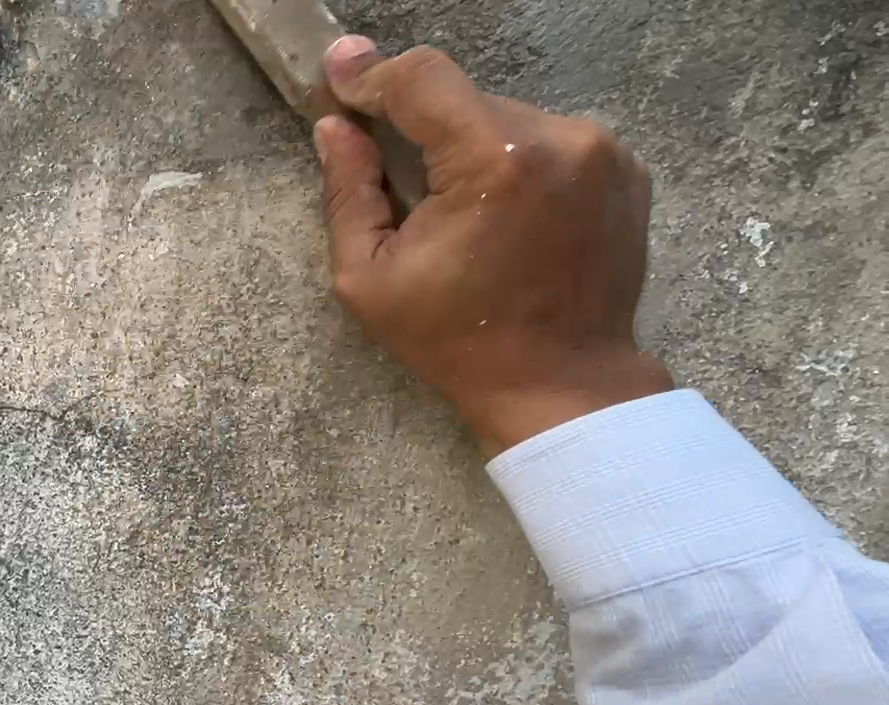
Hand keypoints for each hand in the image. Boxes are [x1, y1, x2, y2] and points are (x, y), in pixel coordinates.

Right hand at [313, 36, 674, 457]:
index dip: (372, 73)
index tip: (336, 70)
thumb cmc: (447, 338)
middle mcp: (561, 135)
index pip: (424, 80)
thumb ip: (349, 194)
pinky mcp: (626, 167)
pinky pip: (548, 143)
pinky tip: (498, 219)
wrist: (556, 378)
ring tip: (454, 216)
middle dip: (420, 130)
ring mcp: (604, 148)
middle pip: (466, 101)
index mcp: (493, 162)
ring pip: (508, 121)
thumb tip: (334, 129)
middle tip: (393, 183)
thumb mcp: (367, 278)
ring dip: (466, 149)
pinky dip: (511, 164)